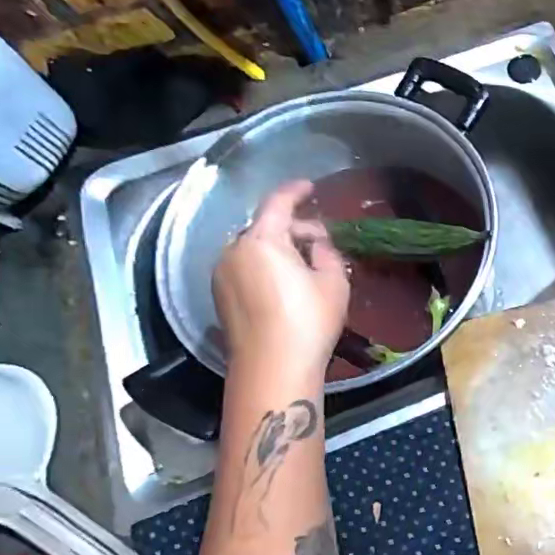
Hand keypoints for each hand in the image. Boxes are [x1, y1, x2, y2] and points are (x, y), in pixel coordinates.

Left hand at [213, 180, 350, 375]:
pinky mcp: (220, 297)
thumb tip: (318, 245)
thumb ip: (327, 254)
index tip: (310, 187)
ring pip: (254, 250)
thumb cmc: (309, 321)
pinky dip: (265, 269)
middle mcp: (234, 251)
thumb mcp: (333, 283)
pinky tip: (286, 288)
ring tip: (306, 269)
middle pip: (265, 228)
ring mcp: (222, 275)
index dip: (295, 191)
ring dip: (278, 251)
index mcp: (263, 240)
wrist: (272, 367)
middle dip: (293, 230)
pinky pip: (245, 269)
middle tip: (322, 244)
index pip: (277, 203)